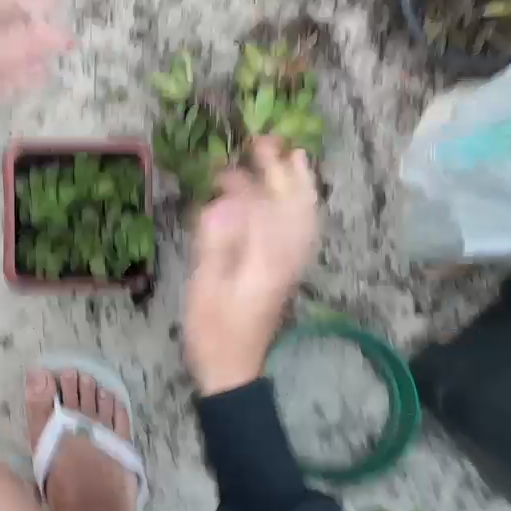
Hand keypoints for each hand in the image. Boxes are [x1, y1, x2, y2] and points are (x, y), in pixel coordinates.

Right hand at [184, 137, 319, 395]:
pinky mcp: (286, 272)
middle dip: (282, 171)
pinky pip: (303, 232)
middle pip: (294, 205)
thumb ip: (215, 245)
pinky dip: (302, 208)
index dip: (248, 181)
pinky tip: (294, 199)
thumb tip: (220, 205)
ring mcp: (290, 265)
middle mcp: (286, 257)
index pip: (265, 208)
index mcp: (266, 259)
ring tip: (293, 156)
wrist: (233, 369)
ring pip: (305, 217)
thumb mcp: (205, 288)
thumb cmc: (213, 331)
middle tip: (265, 141)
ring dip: (299, 185)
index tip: (227, 161)